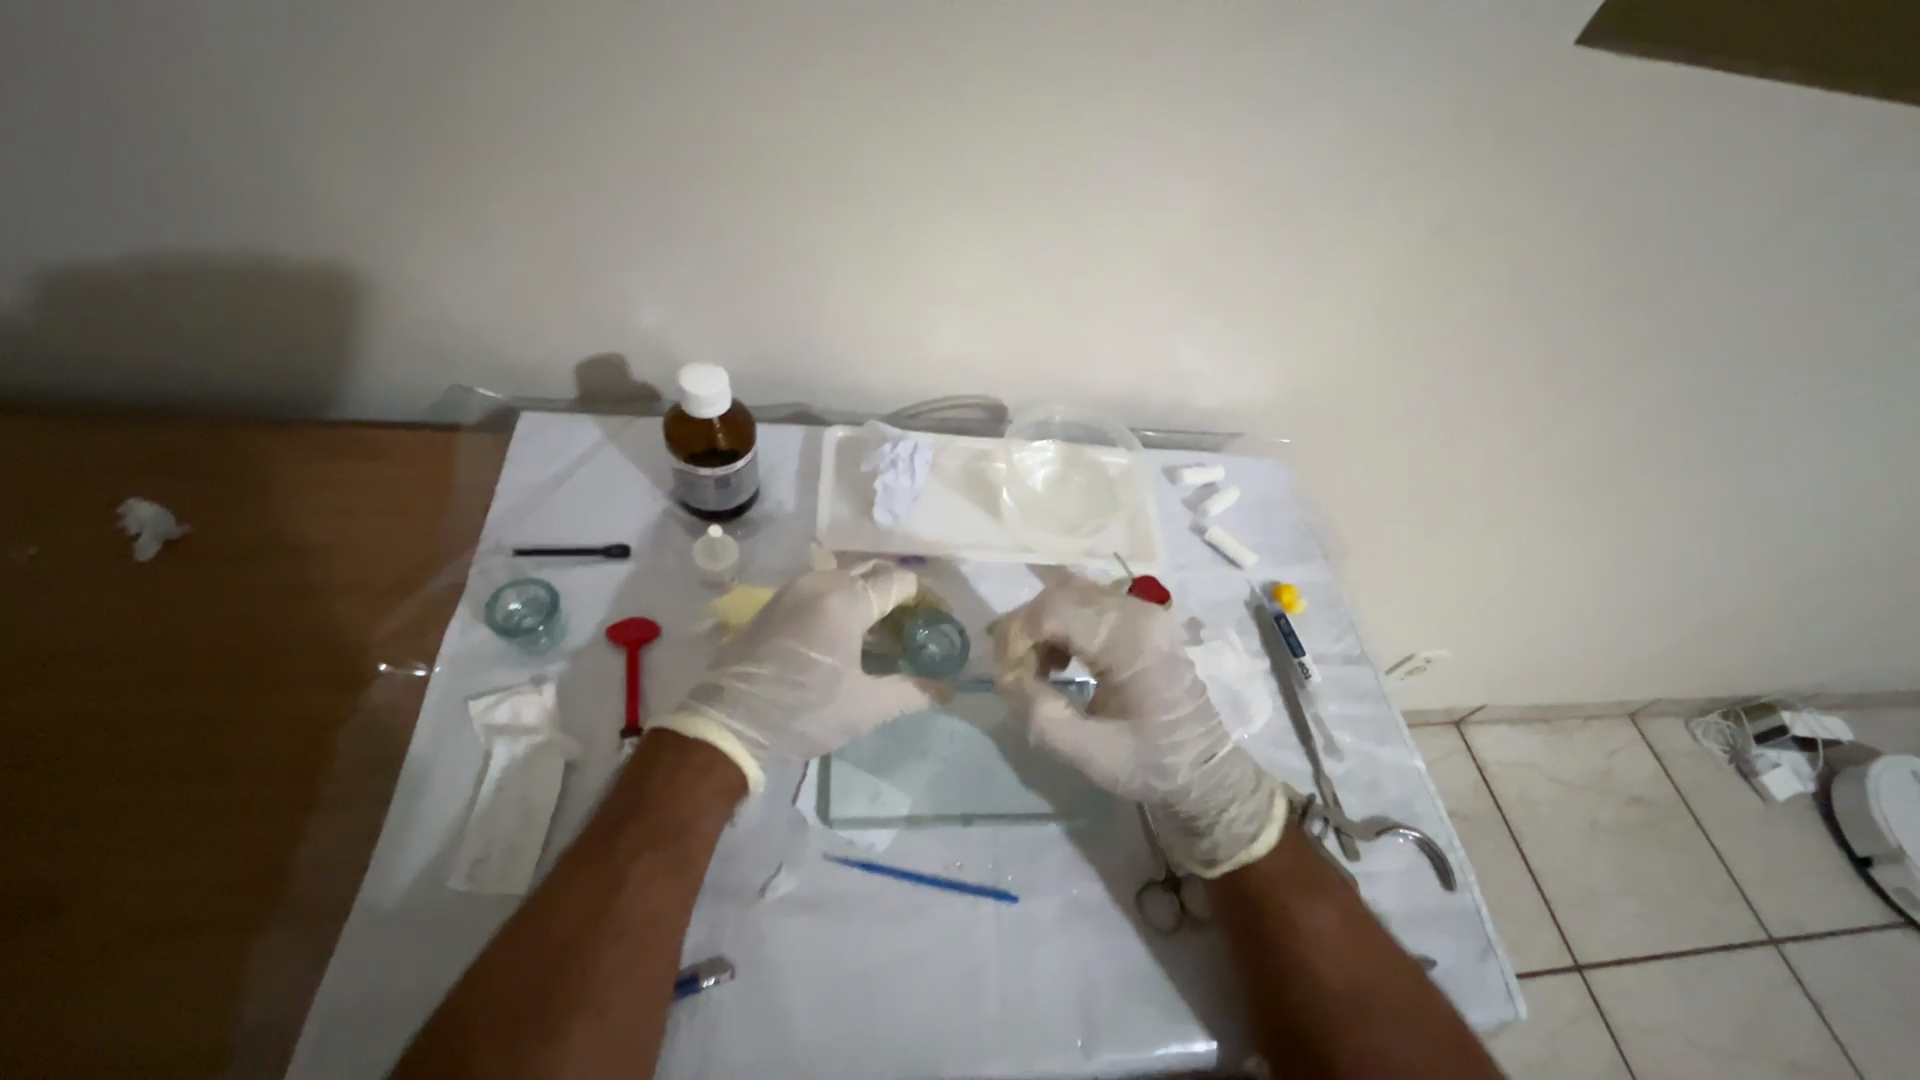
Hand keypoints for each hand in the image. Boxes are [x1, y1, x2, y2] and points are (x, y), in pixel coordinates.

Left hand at [650, 561, 942, 793]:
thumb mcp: (865, 707)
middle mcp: (821, 582)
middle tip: (911, 624)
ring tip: (880, 629)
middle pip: (871, 570)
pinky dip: (840, 598)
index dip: (924, 597)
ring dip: (866, 593)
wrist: (728, 725)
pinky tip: (844, 631)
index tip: (936, 620)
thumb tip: (946, 692)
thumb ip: (911, 692)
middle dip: (896, 591)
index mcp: (847, 600)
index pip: (899, 581)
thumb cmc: (804, 713)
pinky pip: (819, 586)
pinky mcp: (773, 602)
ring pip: (843, 575)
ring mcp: (792, 589)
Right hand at [994, 577, 1289, 876]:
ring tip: (1039, 668)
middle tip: (1017, 673)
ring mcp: (1144, 609)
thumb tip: (1007, 676)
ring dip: (1044, 625)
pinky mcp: (1142, 617)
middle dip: (1027, 630)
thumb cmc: (1149, 763)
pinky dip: (1063, 623)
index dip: (1018, 637)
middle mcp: (1139, 612)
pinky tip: (1061, 659)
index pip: (1054, 610)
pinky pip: (1089, 601)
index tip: (1008, 675)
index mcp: (1131, 641)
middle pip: (1060, 594)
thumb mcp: (1086, 752)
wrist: (1203, 768)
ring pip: (1071, 593)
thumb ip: (1039, 713)